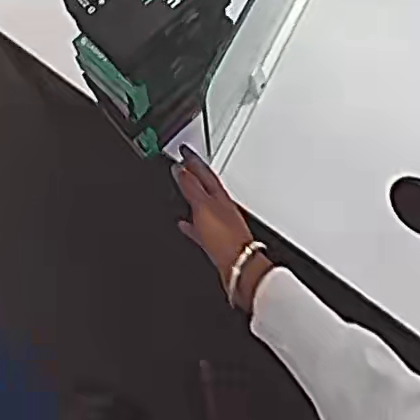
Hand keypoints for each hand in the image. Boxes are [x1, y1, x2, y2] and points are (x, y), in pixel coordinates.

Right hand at [173, 147, 271, 310]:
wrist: (240, 269)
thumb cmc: (226, 239)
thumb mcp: (203, 208)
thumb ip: (191, 188)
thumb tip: (180, 169)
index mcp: (219, 196)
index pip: (204, 171)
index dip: (192, 160)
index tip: (183, 150)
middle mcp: (221, 207)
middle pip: (205, 186)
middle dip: (193, 174)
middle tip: (183, 163)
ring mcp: (220, 224)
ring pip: (203, 205)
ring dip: (192, 195)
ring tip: (181, 189)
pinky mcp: (216, 242)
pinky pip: (200, 227)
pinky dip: (192, 223)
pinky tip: (185, 224)